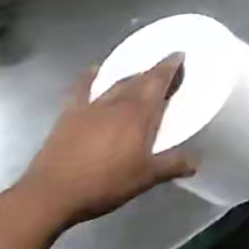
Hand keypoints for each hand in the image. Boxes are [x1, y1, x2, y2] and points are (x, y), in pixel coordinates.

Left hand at [11, 54, 196, 229]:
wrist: (52, 193)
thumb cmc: (105, 184)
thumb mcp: (146, 178)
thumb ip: (173, 165)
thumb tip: (197, 161)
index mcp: (139, 114)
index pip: (158, 82)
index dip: (170, 67)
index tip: (179, 55)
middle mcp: (117, 103)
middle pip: (139, 79)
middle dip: (155, 71)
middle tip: (166, 68)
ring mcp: (92, 106)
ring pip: (116, 83)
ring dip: (131, 76)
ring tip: (141, 75)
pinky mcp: (70, 114)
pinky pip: (83, 88)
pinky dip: (90, 77)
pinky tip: (94, 70)